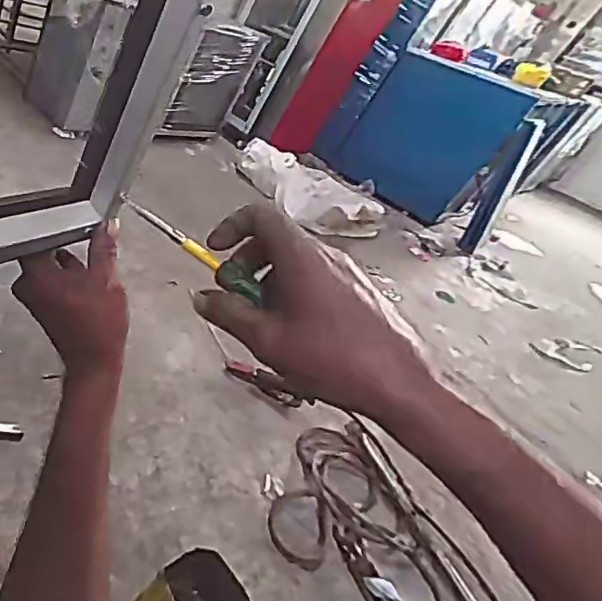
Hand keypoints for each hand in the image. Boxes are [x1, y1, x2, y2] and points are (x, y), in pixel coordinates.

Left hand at [12, 218, 127, 377]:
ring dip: (66, 262)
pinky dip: (65, 276)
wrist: (94, 361)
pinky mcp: (43, 306)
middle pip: (42, 251)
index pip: (35, 237)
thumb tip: (107, 227)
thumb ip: (104, 248)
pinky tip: (86, 278)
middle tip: (85, 237)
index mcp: (37, 275)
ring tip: (89, 261)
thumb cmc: (97, 326)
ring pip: (48, 266)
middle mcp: (28, 285)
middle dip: (64, 244)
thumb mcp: (106, 280)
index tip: (72, 221)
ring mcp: (34, 297)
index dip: (55, 226)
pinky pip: (51, 281)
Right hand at [192, 204, 433, 420]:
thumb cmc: (330, 359)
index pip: (259, 216)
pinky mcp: (359, 289)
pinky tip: (294, 330)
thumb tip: (200, 297)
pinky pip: (315, 276)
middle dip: (245, 263)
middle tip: (235, 297)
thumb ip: (228, 313)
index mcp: (300, 256)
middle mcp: (325, 254)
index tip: (216, 252)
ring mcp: (347, 270)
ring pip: (295, 260)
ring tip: (263, 321)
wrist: (400, 385)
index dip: (231, 226)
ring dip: (267, 281)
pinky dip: (292, 290)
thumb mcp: (266, 340)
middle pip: (275, 239)